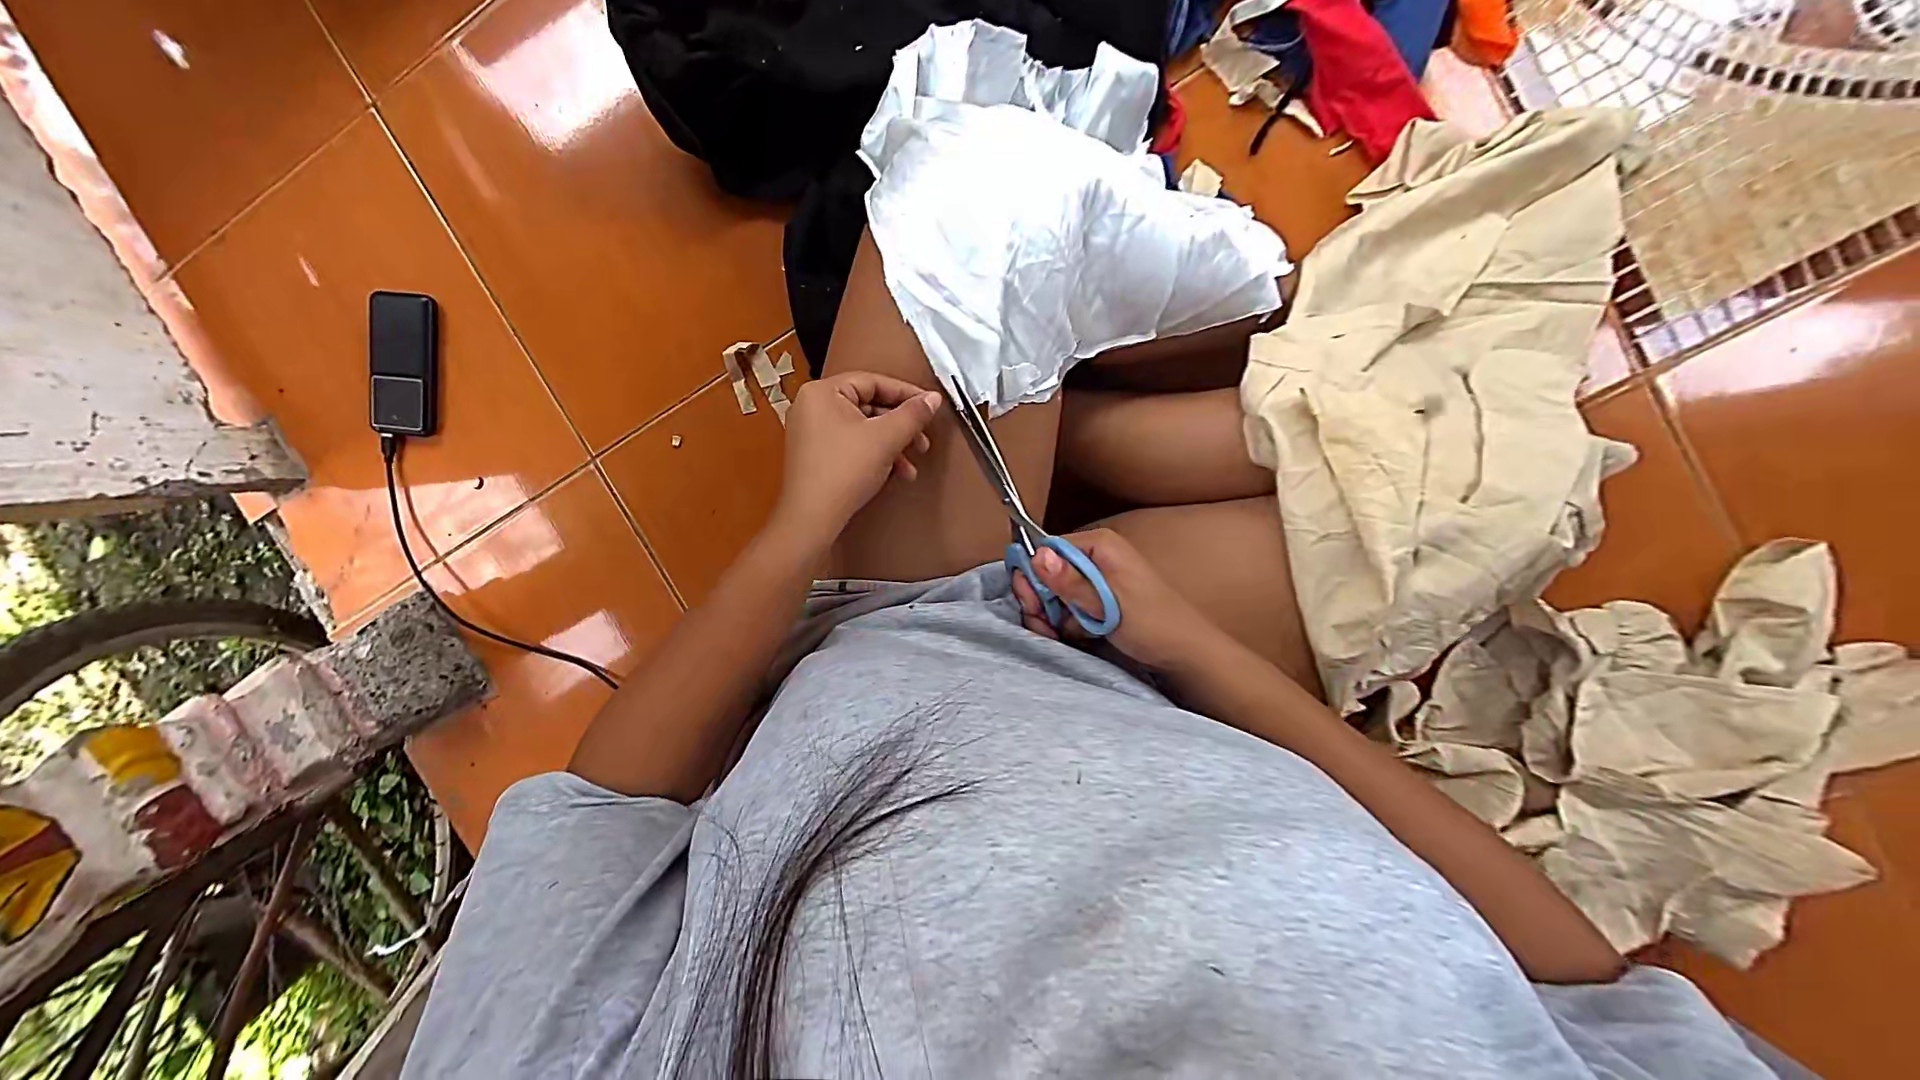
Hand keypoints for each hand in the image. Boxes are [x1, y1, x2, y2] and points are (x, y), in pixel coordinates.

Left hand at [773, 371, 942, 547]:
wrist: (814, 517)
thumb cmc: (839, 474)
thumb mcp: (886, 438)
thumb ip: (912, 414)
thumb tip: (931, 399)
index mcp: (822, 392)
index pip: (873, 382)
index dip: (905, 393)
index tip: (927, 405)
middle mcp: (813, 408)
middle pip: (869, 406)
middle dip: (901, 426)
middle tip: (922, 437)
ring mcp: (812, 433)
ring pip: (864, 429)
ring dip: (893, 445)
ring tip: (912, 461)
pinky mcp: (817, 455)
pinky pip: (853, 445)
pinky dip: (876, 455)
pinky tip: (895, 472)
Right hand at [1012, 528, 1239, 674]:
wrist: (1183, 654)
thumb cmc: (1156, 626)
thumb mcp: (1110, 604)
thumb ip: (1072, 582)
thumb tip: (1039, 557)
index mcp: (1099, 545)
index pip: (1044, 551)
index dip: (1034, 579)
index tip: (1037, 606)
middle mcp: (1093, 556)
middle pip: (1042, 573)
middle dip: (1041, 602)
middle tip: (1051, 626)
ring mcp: (1093, 579)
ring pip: (1050, 594)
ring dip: (1051, 618)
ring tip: (1070, 634)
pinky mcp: (1093, 600)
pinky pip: (1063, 608)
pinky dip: (1063, 625)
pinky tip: (1077, 635)